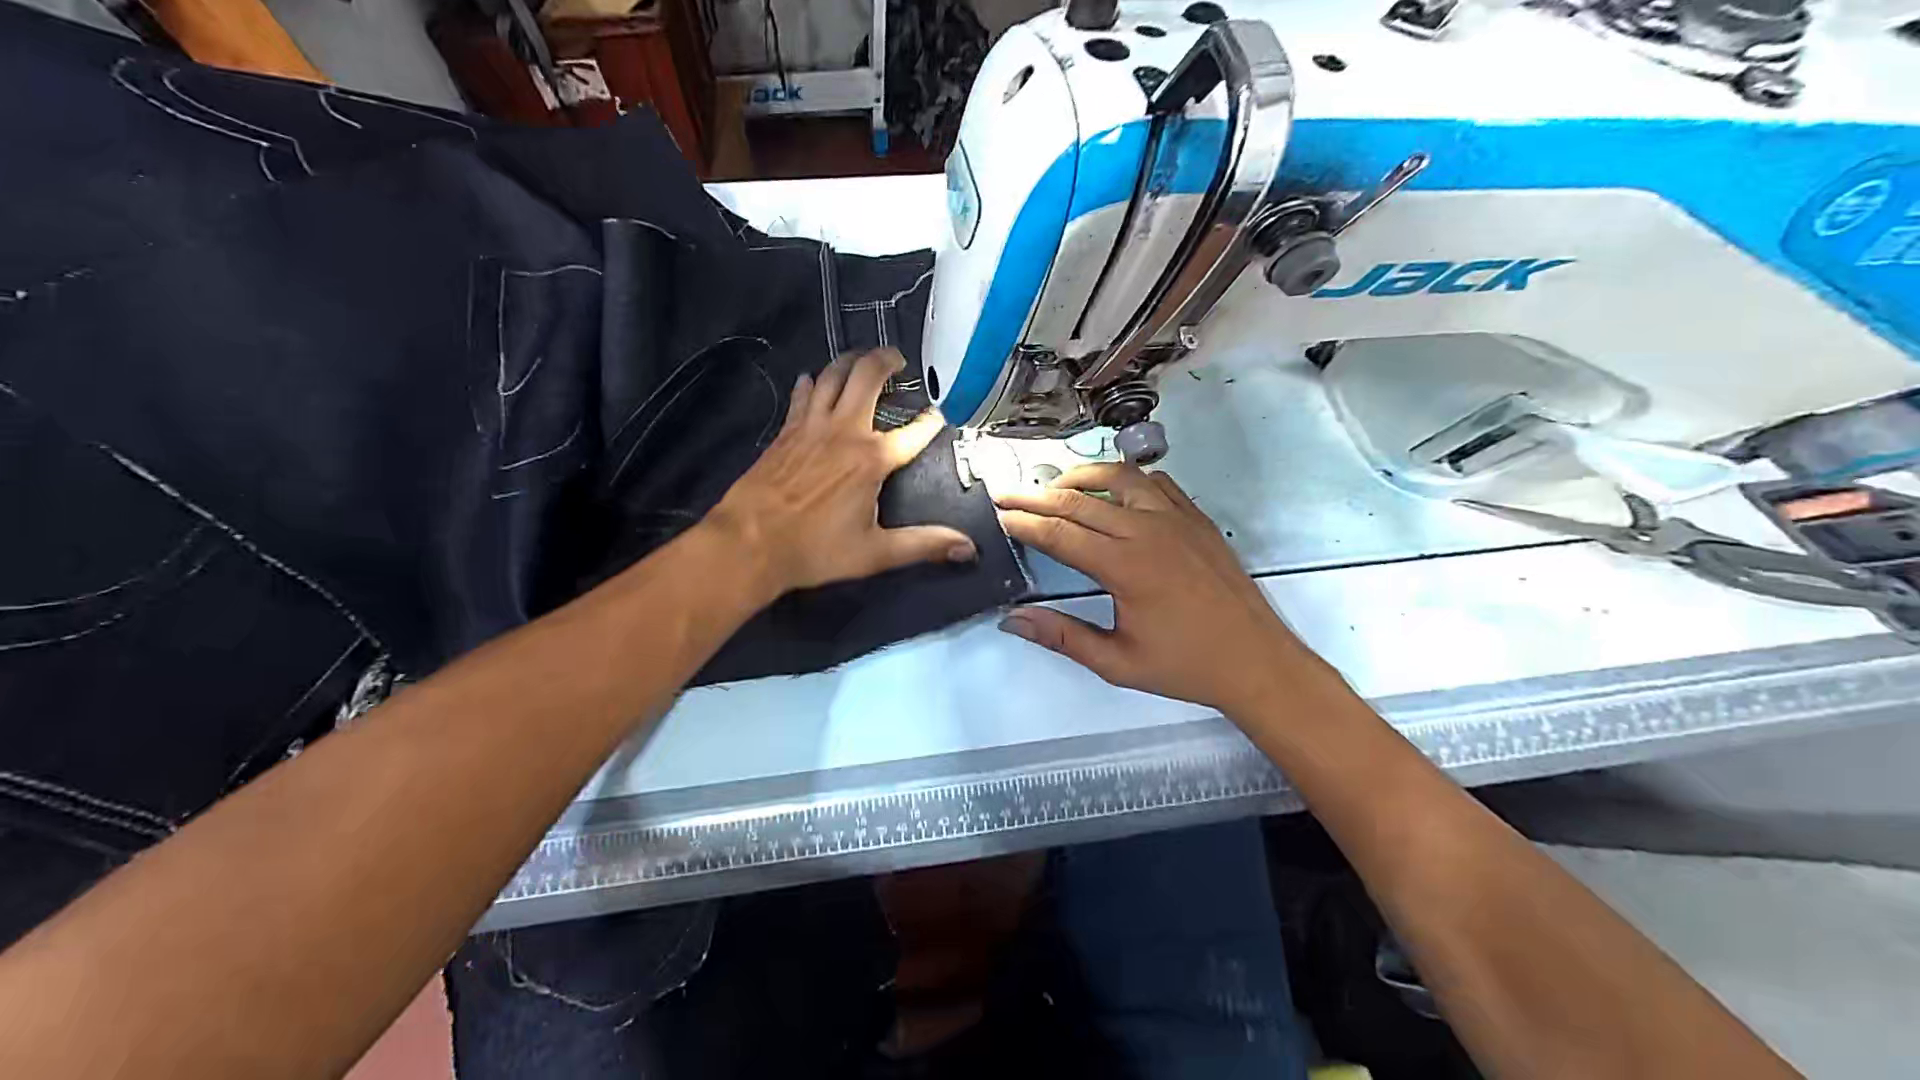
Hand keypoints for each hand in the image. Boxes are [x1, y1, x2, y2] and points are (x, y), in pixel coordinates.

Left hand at [705, 348, 976, 598]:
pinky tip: (812, 379)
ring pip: (832, 375)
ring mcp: (811, 426)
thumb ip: (923, 545)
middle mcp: (844, 431)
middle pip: (867, 376)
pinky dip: (812, 382)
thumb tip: (968, 547)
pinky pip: (803, 394)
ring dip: (850, 361)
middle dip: (886, 359)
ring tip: (863, 360)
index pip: (914, 432)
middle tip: (898, 360)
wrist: (749, 542)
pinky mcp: (787, 431)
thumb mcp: (875, 553)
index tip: (941, 415)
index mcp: (871, 459)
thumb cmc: (814, 550)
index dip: (932, 421)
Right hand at [995, 464, 1321, 712]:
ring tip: (1054, 486)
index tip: (999, 514)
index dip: (1024, 522)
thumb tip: (1013, 620)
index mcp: (1126, 567)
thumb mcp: (1117, 662)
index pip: (1060, 534)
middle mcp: (1148, 532)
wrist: (1256, 660)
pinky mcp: (1196, 518)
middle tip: (1007, 492)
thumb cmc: (1187, 666)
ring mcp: (1176, 519)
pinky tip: (1113, 490)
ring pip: (1118, 478)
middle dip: (1036, 496)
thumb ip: (1062, 637)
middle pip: (1078, 501)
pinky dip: (1126, 479)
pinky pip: (1155, 483)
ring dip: (1080, 477)